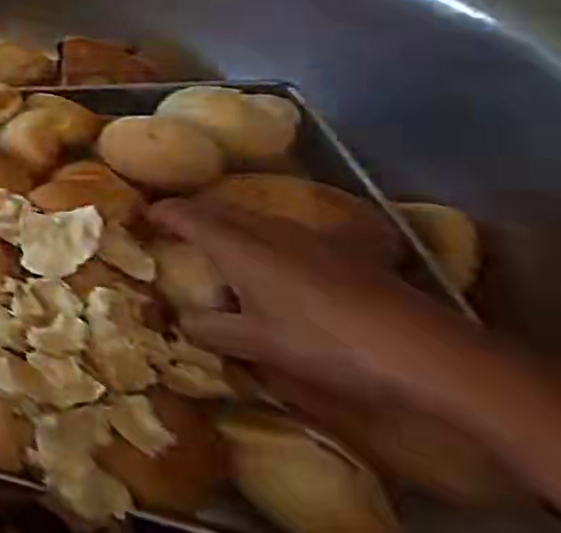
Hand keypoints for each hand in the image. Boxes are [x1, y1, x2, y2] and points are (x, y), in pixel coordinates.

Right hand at [152, 196, 560, 508]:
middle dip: (188, 216)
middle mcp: (265, 229)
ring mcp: (309, 237)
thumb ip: (209, 330)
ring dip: (228, 227)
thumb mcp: (256, 344)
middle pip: (215, 210)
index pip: (179, 213)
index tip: (133, 217)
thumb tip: (179, 321)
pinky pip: (286, 234)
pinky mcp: (344, 252)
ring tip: (218, 248)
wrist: (432, 355)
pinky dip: (265, 241)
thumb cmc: (326, 343)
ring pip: (252, 220)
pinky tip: (277, 266)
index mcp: (234, 243)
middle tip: (169, 233)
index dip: (153, 212)